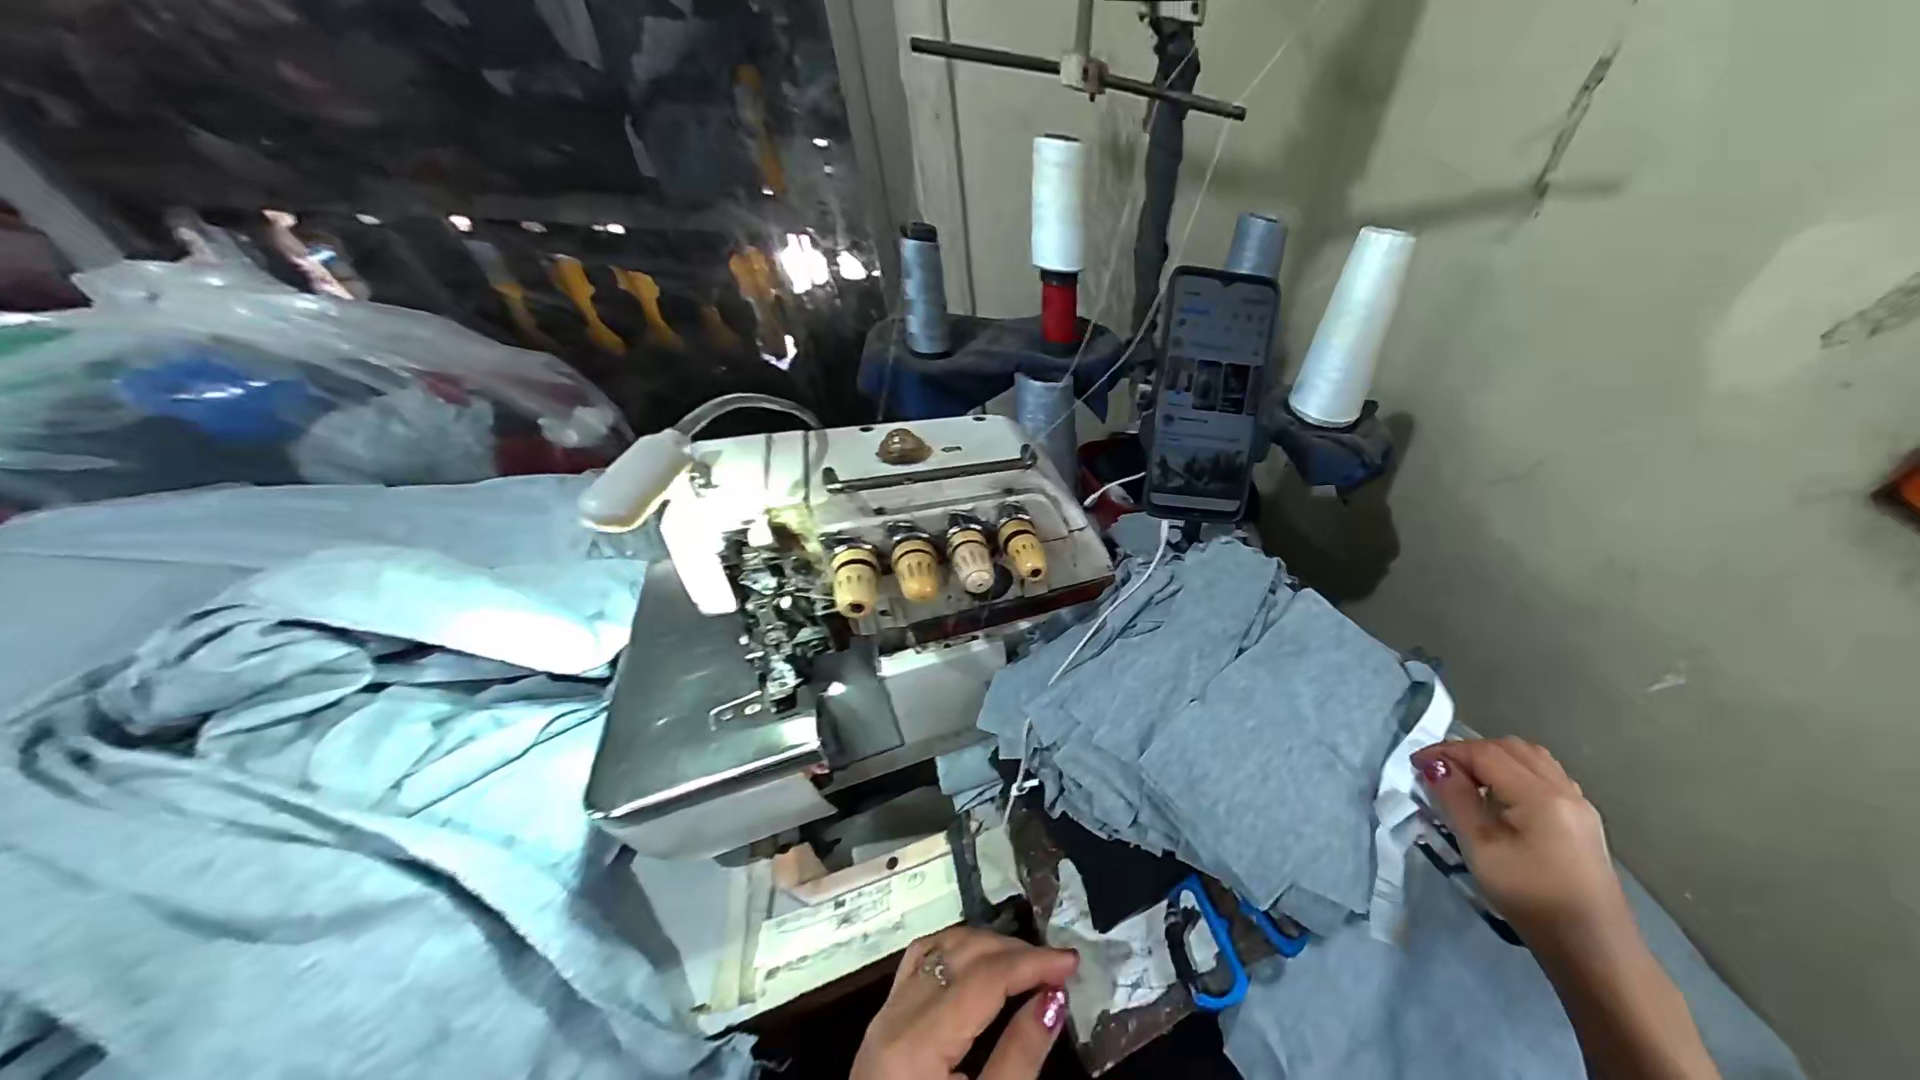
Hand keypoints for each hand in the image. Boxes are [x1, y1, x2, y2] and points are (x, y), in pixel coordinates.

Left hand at [851, 927, 1077, 1079]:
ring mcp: (884, 1015)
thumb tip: (1054, 997)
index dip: (1031, 962)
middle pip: (960, 954)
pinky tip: (981, 962)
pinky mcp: (883, 1022)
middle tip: (1056, 965)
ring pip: (938, 949)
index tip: (1072, 961)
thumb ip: (1020, 1056)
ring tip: (1027, 962)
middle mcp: (894, 1015)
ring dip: (985, 946)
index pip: (983, 977)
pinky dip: (955, 951)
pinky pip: (920, 963)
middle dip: (1013, 951)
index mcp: (917, 1043)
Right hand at [1413, 737, 1631, 946]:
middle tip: (1437, 770)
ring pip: (1530, 758)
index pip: (1484, 753)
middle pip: (1510, 747)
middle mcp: (1563, 790)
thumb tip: (1434, 765)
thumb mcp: (1481, 847)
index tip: (1414, 764)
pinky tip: (1497, 795)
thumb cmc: (1529, 896)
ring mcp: (1578, 804)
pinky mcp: (1581, 820)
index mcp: (1539, 795)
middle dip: (1468, 750)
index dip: (1445, 752)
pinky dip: (1513, 771)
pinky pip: (1544, 775)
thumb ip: (1456, 799)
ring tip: (1464, 779)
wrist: (1592, 947)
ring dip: (1493, 758)